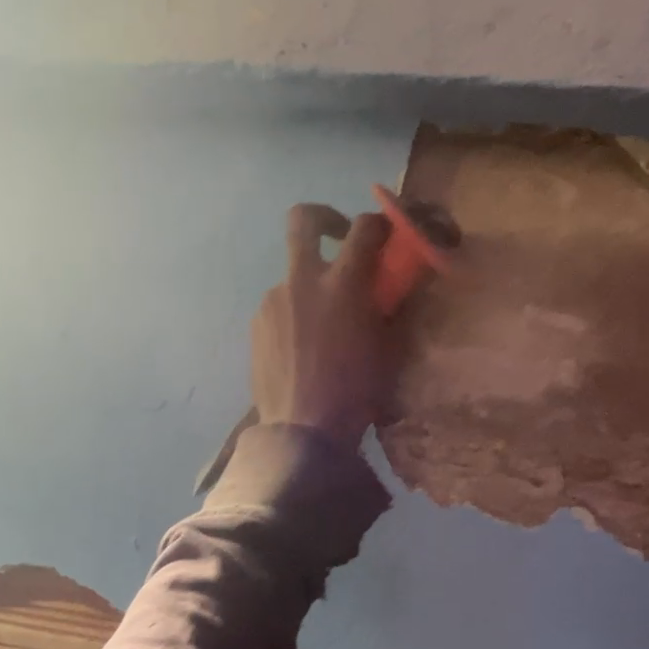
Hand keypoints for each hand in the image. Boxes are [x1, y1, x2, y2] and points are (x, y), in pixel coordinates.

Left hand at [251, 203, 393, 449]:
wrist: (304, 430)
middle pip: (303, 219)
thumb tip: (391, 289)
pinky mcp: (257, 325)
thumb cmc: (356, 394)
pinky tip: (303, 352)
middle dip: (324, 218)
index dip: (379, 223)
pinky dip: (295, 318)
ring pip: (293, 276)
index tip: (385, 234)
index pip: (365, 228)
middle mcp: (303, 281)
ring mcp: (274, 301)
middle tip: (338, 236)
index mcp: (343, 284)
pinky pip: (280, 308)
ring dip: (310, 288)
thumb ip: (387, 309)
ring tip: (323, 329)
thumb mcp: (387, 350)